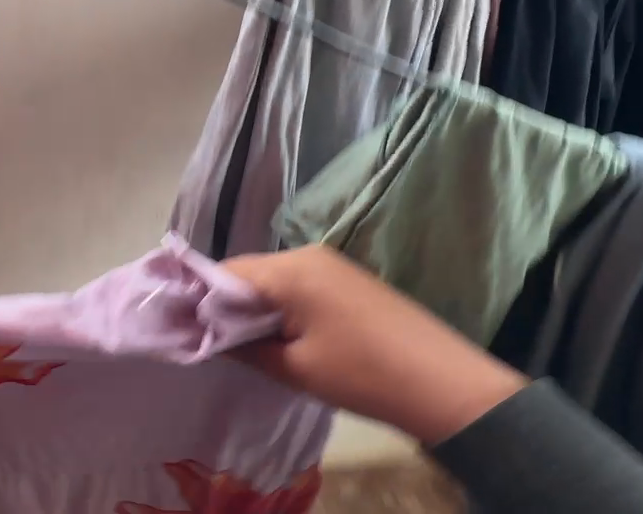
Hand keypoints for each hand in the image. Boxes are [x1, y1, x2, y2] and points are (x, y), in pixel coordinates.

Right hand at [221, 246, 527, 444]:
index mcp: (288, 270)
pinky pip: (300, 283)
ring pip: (275, 278)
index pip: (225, 272)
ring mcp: (332, 262)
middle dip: (230, 302)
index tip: (189, 326)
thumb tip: (204, 337)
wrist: (452, 389)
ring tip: (255, 341)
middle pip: (250, 272)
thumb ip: (244, 348)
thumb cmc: (364, 376)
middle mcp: (306, 254)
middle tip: (220, 340)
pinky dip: (286, 304)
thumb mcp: (296, 369)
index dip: (203, 298)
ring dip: (259, 305)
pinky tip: (291, 334)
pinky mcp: (350, 277)